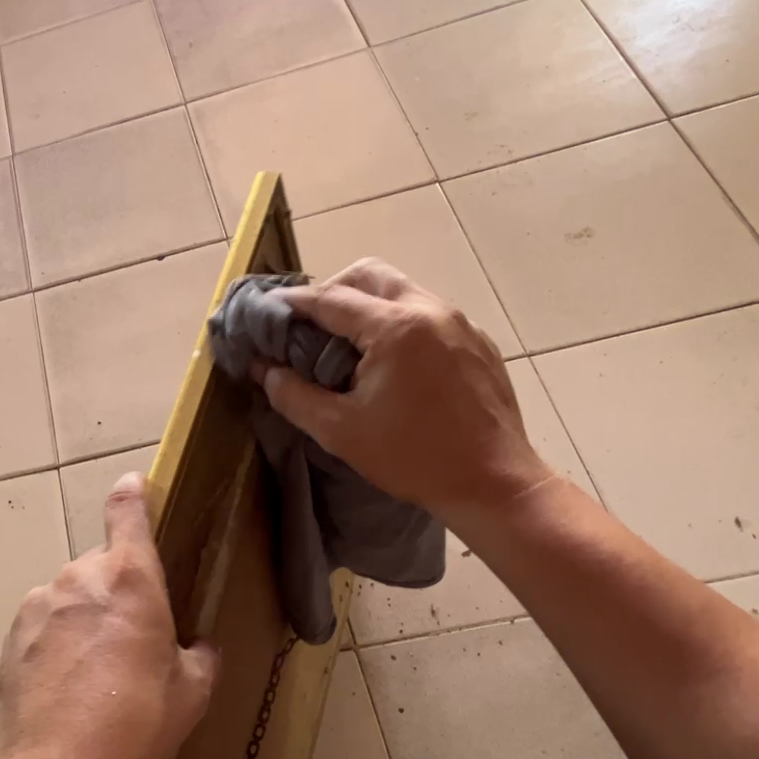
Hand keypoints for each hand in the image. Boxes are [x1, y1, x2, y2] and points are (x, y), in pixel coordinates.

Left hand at [0, 474, 220, 758]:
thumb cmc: (139, 722)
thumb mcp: (191, 691)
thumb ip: (200, 655)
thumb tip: (200, 645)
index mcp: (131, 577)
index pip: (127, 512)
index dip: (131, 493)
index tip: (131, 483)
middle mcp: (80, 576)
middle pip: (102, 565)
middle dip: (116, 589)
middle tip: (129, 638)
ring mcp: (40, 602)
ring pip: (70, 595)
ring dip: (84, 615)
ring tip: (93, 670)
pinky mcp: (13, 631)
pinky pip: (43, 620)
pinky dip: (55, 637)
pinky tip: (64, 681)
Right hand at [256, 259, 554, 519]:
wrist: (493, 484)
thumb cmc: (412, 458)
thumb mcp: (339, 431)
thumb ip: (293, 395)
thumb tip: (264, 370)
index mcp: (395, 328)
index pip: (330, 298)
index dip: (292, 302)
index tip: (265, 310)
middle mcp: (430, 311)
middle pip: (369, 275)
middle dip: (331, 290)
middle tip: (308, 326)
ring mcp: (460, 323)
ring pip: (401, 289)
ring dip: (366, 305)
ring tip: (345, 344)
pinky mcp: (477, 341)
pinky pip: (427, 313)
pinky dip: (397, 322)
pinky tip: (389, 363)